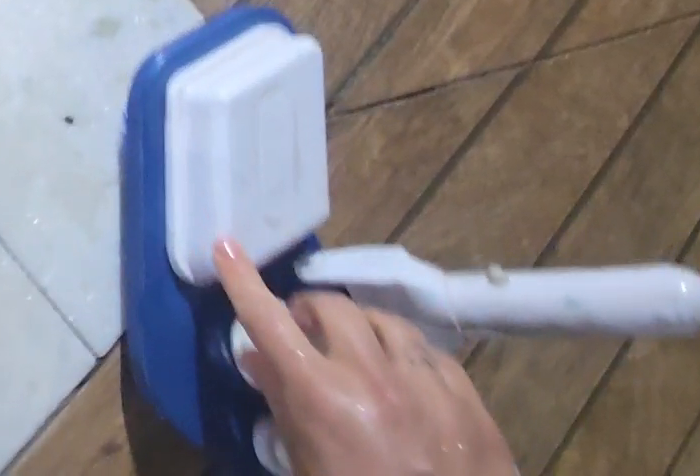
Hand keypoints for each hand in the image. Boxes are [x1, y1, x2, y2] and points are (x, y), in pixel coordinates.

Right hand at [214, 240, 514, 475]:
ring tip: (358, 349)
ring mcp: (428, 389)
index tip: (226, 245)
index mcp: (320, 394)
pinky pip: (435, 356)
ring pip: (387, 322)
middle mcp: (372, 378)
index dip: (242, 279)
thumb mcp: (304, 460)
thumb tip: (257, 357)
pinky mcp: (473, 408)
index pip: (267, 318)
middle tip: (305, 331)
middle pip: (332, 306)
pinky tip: (407, 376)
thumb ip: (282, 401)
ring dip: (362, 328)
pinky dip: (410, 356)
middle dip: (310, 310)